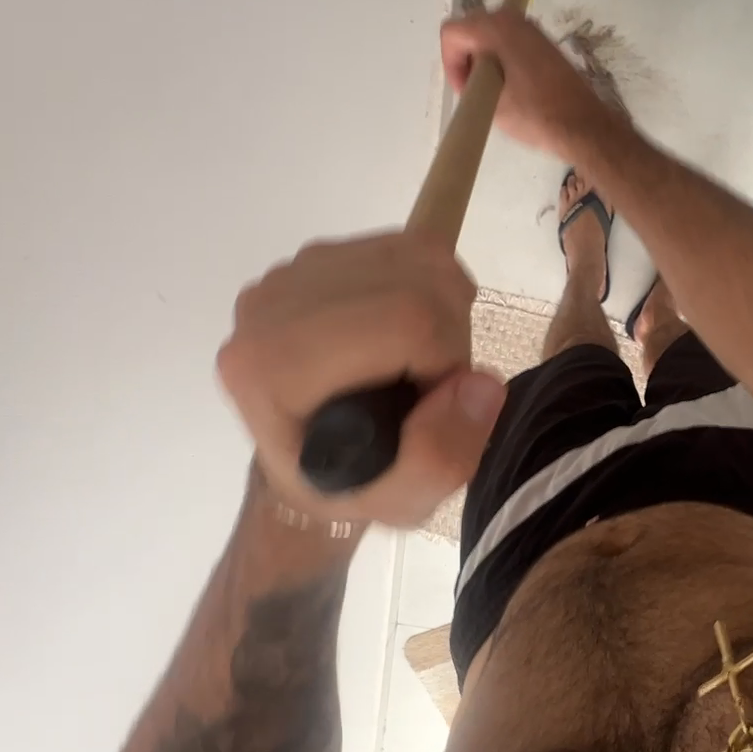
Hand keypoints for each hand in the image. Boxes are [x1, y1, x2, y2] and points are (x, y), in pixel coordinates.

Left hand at [217, 231, 505, 528]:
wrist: (309, 457)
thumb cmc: (353, 485)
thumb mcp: (401, 502)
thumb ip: (442, 458)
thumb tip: (482, 384)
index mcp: (273, 366)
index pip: (405, 321)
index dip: (448, 362)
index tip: (435, 405)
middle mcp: (270, 306)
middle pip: (416, 282)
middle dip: (453, 335)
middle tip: (437, 386)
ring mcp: (292, 273)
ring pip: (419, 258)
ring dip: (448, 311)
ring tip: (422, 362)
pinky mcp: (318, 256)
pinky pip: (410, 249)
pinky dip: (435, 289)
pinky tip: (411, 333)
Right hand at [440, 10, 628, 157]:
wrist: (582, 125)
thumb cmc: (534, 115)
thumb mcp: (491, 103)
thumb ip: (469, 85)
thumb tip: (468, 81)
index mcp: (495, 27)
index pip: (452, 33)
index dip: (450, 63)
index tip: (463, 91)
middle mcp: (512, 19)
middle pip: (471, 30)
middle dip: (467, 60)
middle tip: (474, 92)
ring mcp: (532, 30)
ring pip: (492, 38)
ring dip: (485, 62)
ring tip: (492, 94)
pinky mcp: (545, 44)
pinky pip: (512, 45)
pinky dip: (504, 62)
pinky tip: (512, 90)